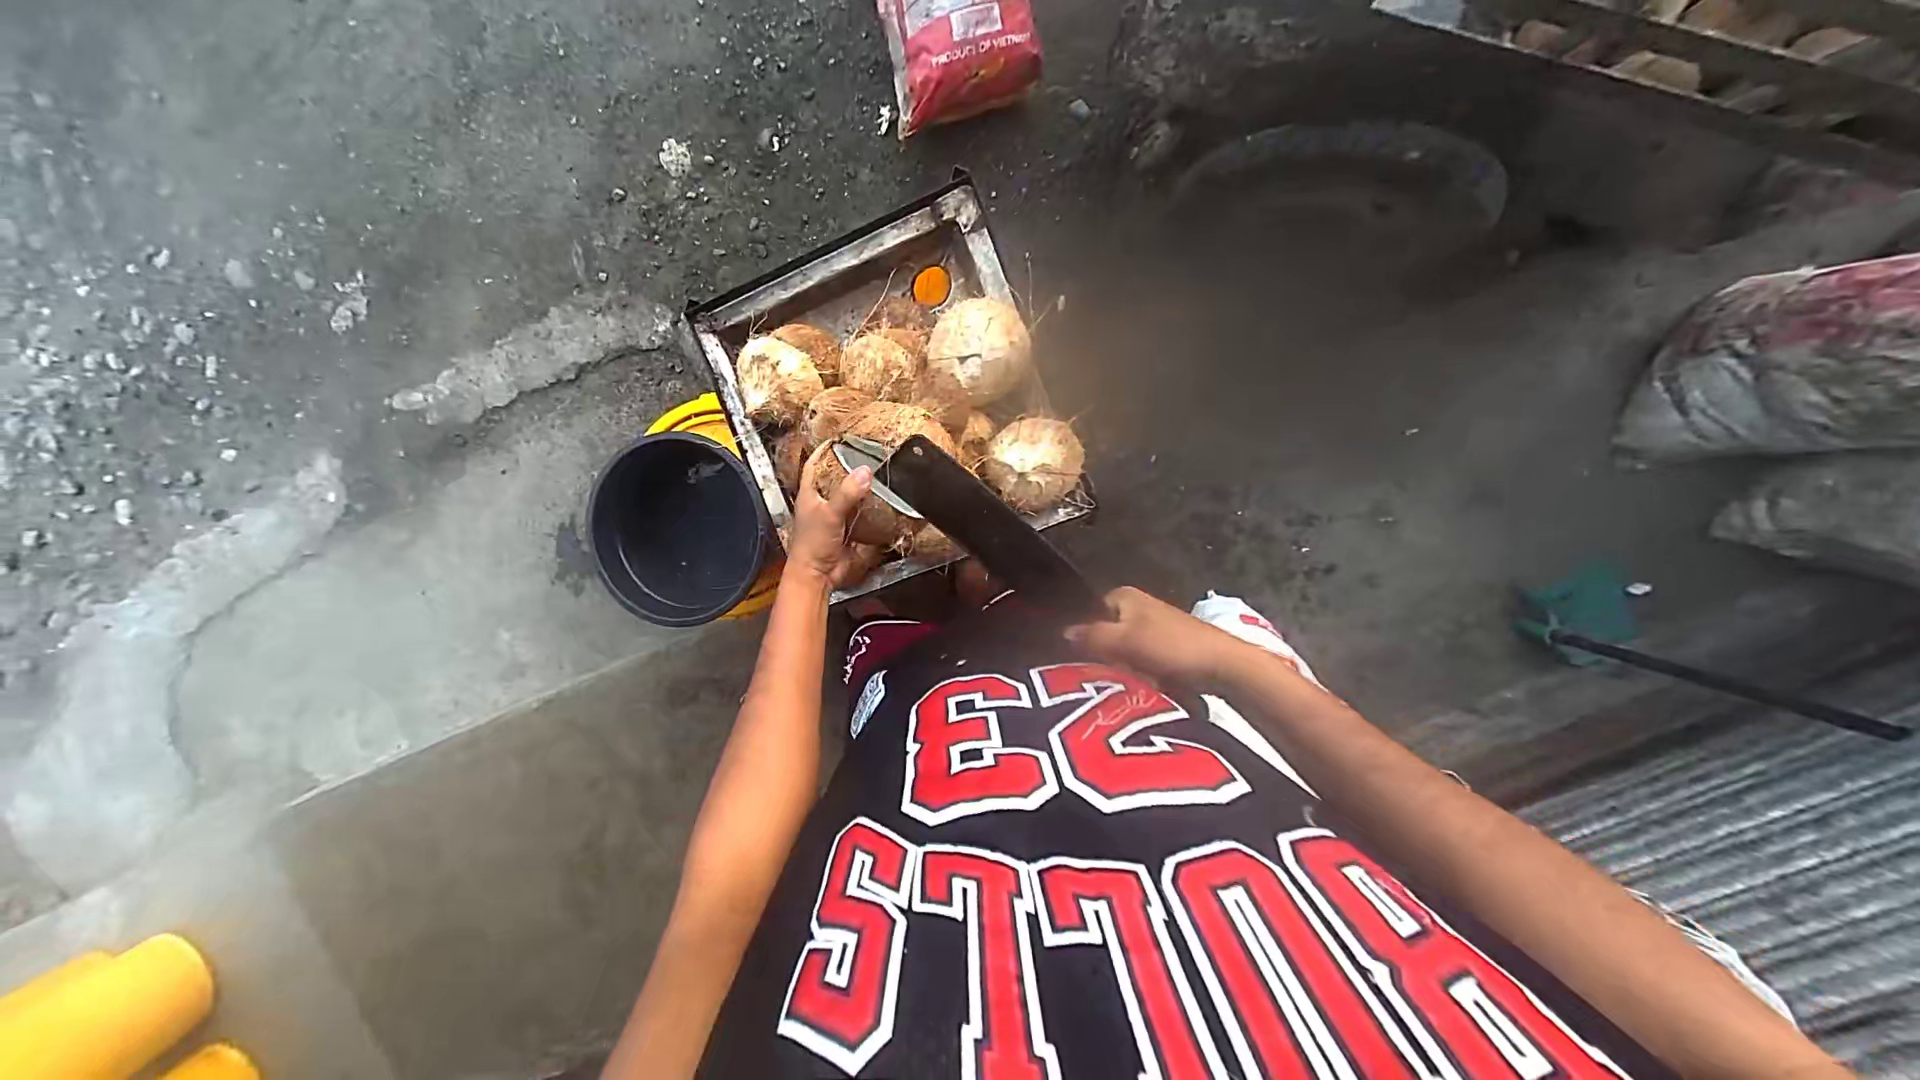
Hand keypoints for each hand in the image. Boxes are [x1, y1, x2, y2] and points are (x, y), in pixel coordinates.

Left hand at [787, 444, 881, 588]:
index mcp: (809, 494)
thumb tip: (865, 472)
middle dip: (849, 469)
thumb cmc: (813, 545)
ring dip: (863, 490)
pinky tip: (885, 504)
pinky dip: (872, 511)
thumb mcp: (829, 514)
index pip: (814, 464)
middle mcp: (822, 503)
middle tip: (867, 455)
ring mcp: (836, 518)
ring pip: (851, 497)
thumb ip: (847, 493)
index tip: (838, 439)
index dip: (823, 450)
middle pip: (836, 479)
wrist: (818, 576)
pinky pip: (863, 517)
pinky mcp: (849, 532)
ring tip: (880, 475)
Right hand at [1065, 586, 1257, 685]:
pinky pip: (1143, 663)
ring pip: (1125, 652)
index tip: (1083, 658)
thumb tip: (1062, 632)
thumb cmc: (1170, 647)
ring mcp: (1155, 628)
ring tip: (1128, 683)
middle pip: (1107, 634)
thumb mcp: (1123, 641)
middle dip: (1107, 655)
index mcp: (1125, 596)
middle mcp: (1139, 607)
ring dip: (1125, 668)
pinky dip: (1142, 674)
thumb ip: (1091, 636)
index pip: (1089, 613)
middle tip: (1108, 674)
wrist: (1223, 666)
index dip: (1085, 635)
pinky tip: (1146, 686)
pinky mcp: (1169, 649)